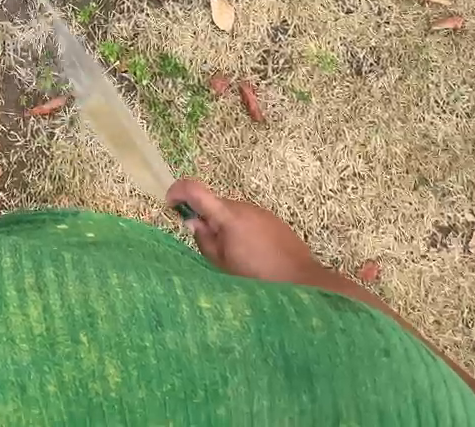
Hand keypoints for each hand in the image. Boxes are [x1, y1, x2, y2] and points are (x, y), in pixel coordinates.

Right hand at [167, 179, 323, 284]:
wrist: (305, 284)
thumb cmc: (259, 278)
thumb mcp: (223, 265)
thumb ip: (204, 240)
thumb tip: (192, 221)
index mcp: (227, 216)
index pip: (195, 189)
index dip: (178, 191)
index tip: (170, 204)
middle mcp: (243, 206)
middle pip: (214, 204)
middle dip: (205, 219)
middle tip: (208, 247)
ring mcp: (261, 212)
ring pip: (232, 214)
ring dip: (226, 227)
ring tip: (234, 256)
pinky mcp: (274, 221)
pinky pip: (249, 220)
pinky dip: (243, 231)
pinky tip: (253, 256)